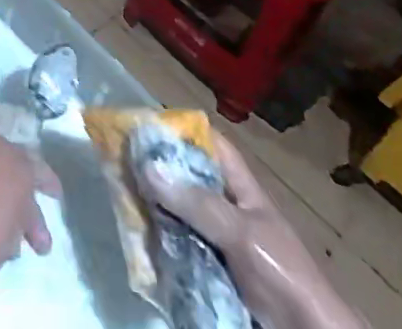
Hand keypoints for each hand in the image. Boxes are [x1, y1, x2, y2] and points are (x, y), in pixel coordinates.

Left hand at [0, 106, 61, 326]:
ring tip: (42, 245)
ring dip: (28, 217)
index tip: (40, 143)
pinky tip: (14, 248)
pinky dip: (8, 229)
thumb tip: (27, 159)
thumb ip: (29, 158)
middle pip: (9, 160)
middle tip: (54, 196)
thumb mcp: (25, 169)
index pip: (1, 117)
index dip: (22, 125)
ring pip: (5, 193)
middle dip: (33, 184)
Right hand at [137, 131, 365, 328]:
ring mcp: (218, 243)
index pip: (212, 146)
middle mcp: (227, 210)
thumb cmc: (281, 272)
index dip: (183, 132)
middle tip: (120, 166)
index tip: (146, 127)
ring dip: (154, 212)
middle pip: (188, 181)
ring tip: (119, 203)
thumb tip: (148, 166)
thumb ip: (197, 203)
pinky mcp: (210, 274)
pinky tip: (136, 245)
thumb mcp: (240, 232)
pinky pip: (178, 252)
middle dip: (158, 173)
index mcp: (242, 189)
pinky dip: (159, 248)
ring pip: (179, 217)